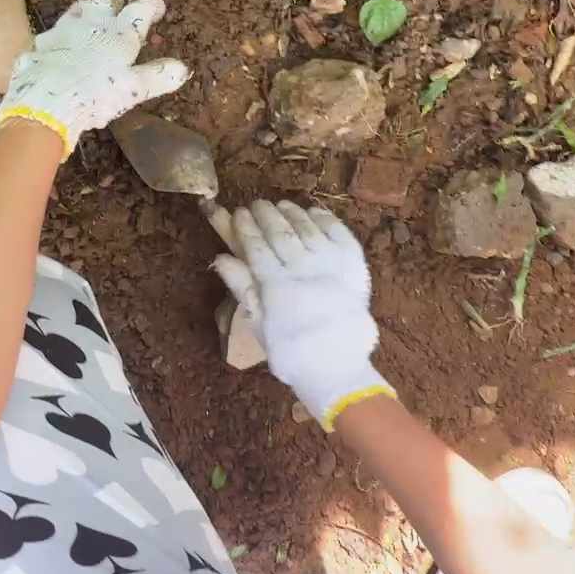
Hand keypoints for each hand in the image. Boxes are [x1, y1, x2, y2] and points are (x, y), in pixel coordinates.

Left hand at [0, 0, 189, 159]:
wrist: (46, 102)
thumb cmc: (97, 94)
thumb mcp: (134, 89)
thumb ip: (157, 76)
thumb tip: (182, 68)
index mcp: (119, 32)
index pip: (140, 10)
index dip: (151, 6)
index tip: (157, 6)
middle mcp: (91, 23)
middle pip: (105, 1)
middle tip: (119, 0)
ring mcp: (62, 31)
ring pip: (76, 10)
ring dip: (85, 10)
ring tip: (89, 13)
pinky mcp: (40, 45)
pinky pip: (52, 35)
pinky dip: (59, 37)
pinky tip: (58, 45)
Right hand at [213, 200, 391, 429]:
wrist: (338, 369)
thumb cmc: (291, 351)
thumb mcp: (258, 325)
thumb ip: (241, 288)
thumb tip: (221, 258)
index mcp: (275, 283)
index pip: (255, 244)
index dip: (245, 226)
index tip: (238, 213)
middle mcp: (302, 267)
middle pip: (279, 231)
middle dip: (265, 214)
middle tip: (256, 205)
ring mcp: (330, 264)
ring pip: (307, 228)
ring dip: (292, 213)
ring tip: (282, 205)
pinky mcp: (353, 267)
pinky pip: (340, 234)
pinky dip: (326, 220)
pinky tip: (315, 212)